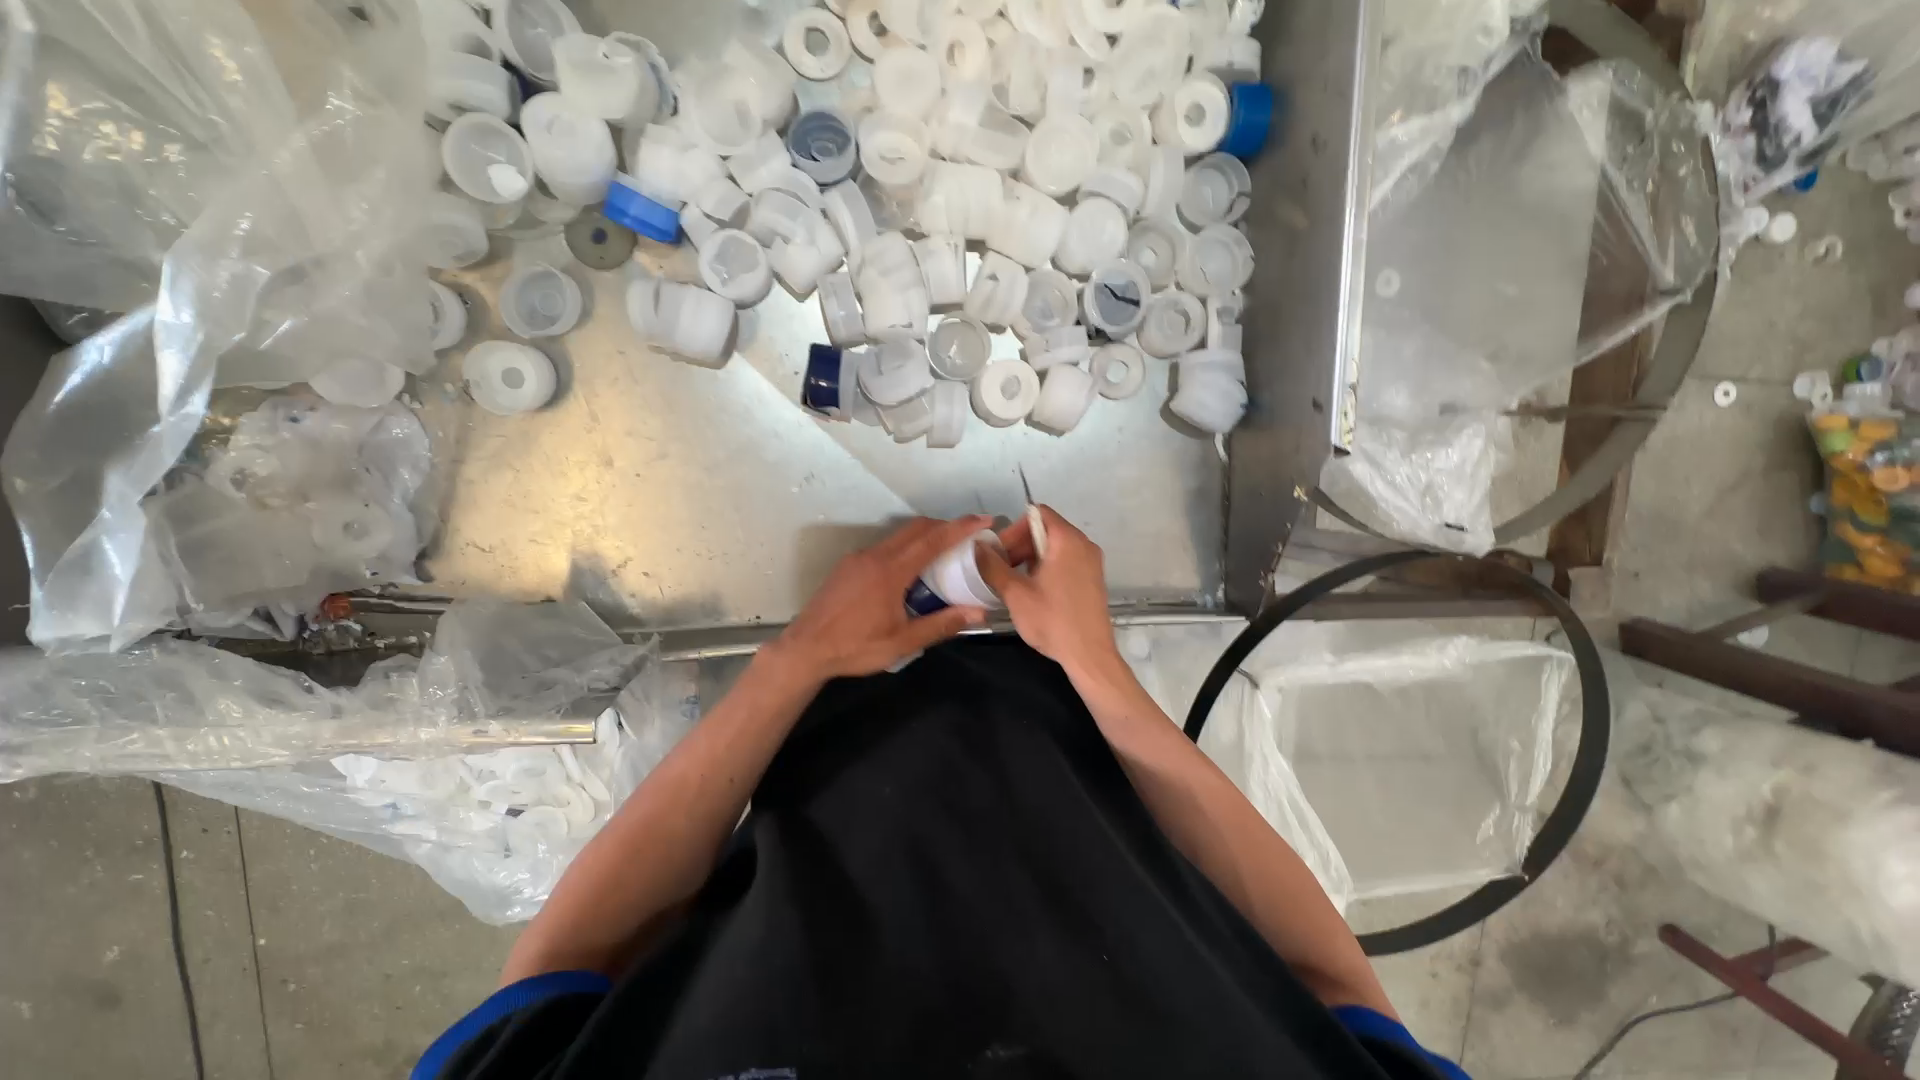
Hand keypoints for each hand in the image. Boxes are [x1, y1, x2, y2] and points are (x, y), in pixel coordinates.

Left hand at [769, 516, 993, 678]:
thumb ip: (941, 624)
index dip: (961, 528)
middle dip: (945, 527)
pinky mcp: (848, 567)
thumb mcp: (902, 642)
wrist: (804, 650)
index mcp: (890, 571)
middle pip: (915, 529)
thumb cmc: (855, 647)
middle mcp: (874, 556)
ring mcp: (858, 559)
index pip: (932, 540)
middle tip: (969, 537)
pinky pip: (884, 548)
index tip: (984, 521)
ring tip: (944, 555)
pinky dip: (905, 549)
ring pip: (898, 537)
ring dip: (924, 538)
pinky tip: (911, 572)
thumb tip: (978, 613)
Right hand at [975, 506, 1122, 679]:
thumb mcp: (1015, 593)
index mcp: (1067, 541)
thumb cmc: (1052, 620)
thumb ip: (993, 566)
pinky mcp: (1093, 579)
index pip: (1037, 514)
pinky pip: (1066, 561)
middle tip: (1000, 569)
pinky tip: (1033, 591)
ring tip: (1013, 582)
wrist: (1089, 655)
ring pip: (1055, 547)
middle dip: (1020, 545)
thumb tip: (977, 547)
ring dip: (1031, 558)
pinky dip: (1046, 568)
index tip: (999, 554)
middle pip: (1046, 529)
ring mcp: (1092, 562)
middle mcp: (1084, 545)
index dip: (1014, 529)